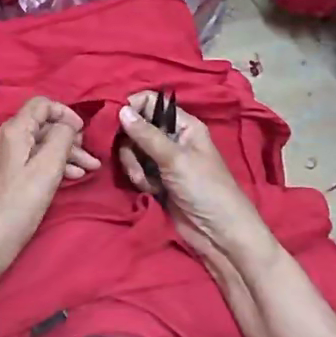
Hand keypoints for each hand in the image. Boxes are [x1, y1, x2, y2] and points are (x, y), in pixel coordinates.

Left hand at [0, 97, 101, 277]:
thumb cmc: (18, 206)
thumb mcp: (47, 168)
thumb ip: (61, 138)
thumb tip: (67, 124)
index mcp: (13, 130)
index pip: (41, 104)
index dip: (66, 113)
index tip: (84, 132)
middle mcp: (3, 137)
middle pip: (41, 125)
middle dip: (69, 137)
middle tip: (91, 157)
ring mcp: (0, 157)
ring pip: (38, 144)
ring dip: (64, 153)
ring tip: (88, 170)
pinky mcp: (1, 175)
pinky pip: (30, 159)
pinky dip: (50, 164)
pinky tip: (69, 177)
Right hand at [115, 92, 280, 272]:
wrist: (218, 234)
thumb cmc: (205, 189)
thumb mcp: (176, 159)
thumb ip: (147, 135)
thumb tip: (121, 108)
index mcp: (184, 125)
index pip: (152, 103)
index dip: (133, 108)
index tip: (117, 121)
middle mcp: (173, 138)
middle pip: (137, 127)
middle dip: (131, 145)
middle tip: (136, 163)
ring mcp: (164, 160)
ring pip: (134, 150)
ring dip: (134, 166)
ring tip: (145, 182)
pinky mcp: (158, 180)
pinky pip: (137, 170)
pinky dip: (139, 179)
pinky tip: (150, 191)